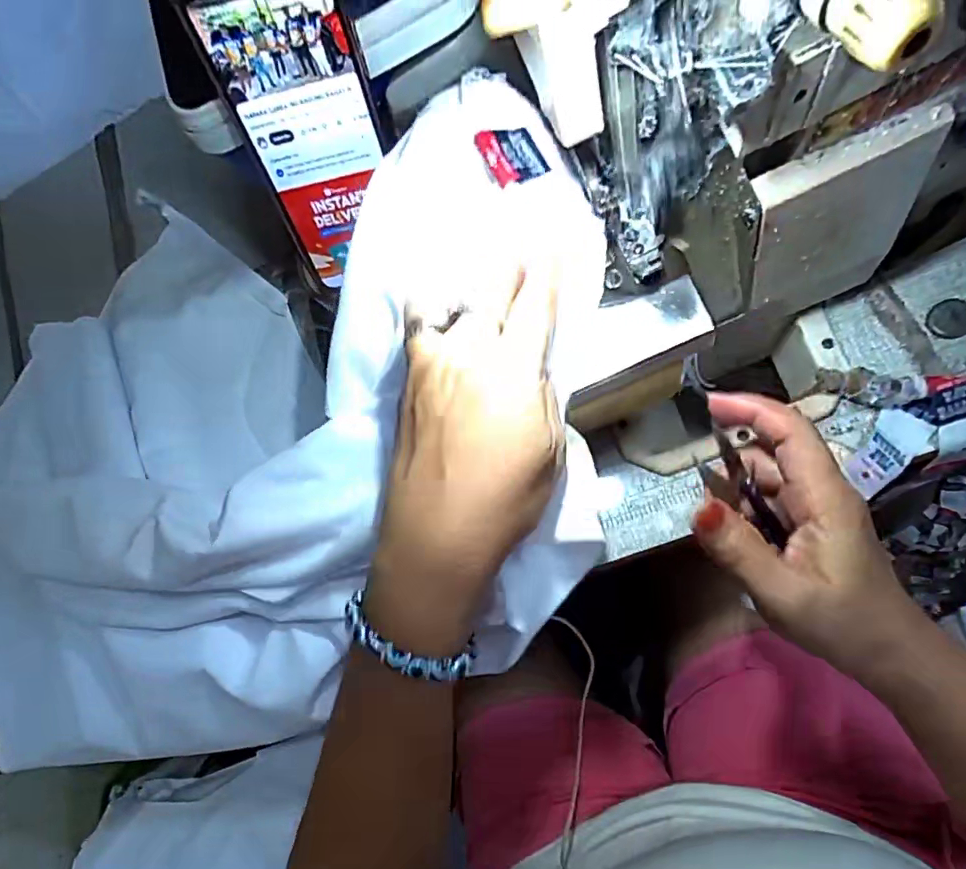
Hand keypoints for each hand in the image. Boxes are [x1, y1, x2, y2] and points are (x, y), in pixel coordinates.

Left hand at [371, 261, 563, 650]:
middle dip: (512, 262)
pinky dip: (426, 306)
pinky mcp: (408, 381)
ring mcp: (433, 365)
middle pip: (493, 293)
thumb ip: (544, 400)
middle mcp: (471, 355)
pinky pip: (416, 328)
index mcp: (515, 373)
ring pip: (452, 302)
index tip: (557, 242)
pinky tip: (433, 298)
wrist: (436, 536)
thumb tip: (535, 370)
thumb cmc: (506, 503)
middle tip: (522, 235)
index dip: (550, 271)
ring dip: (471, 277)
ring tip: (480, 258)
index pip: (536, 307)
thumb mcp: (549, 453)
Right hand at [691, 392, 925, 668]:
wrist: (887, 652)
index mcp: (824, 495)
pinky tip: (732, 537)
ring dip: (735, 492)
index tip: (708, 404)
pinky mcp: (811, 527)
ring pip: (768, 479)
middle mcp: (822, 492)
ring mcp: (817, 509)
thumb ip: (737, 548)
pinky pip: (771, 504)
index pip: (790, 430)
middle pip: (773, 453)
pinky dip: (745, 512)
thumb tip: (696, 508)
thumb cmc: (841, 622)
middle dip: (731, 460)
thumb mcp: (781, 590)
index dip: (751, 408)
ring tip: (713, 526)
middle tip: (696, 490)